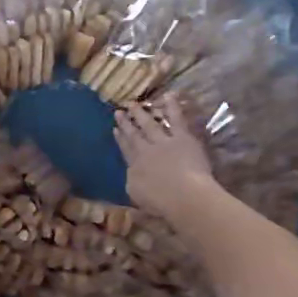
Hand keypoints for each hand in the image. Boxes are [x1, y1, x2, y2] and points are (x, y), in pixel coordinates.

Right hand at [114, 94, 222, 220]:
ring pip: (149, 124)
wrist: (182, 195)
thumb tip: (131, 173)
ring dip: (141, 113)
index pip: (125, 149)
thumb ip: (133, 180)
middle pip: (134, 134)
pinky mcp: (181, 138)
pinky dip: (172, 107)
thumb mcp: (136, 193)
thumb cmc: (159, 201)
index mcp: (134, 165)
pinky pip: (176, 119)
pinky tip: (168, 95)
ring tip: (134, 103)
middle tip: (119, 111)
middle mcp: (145, 150)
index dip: (120, 138)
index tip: (114, 129)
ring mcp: (163, 142)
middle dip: (126, 122)